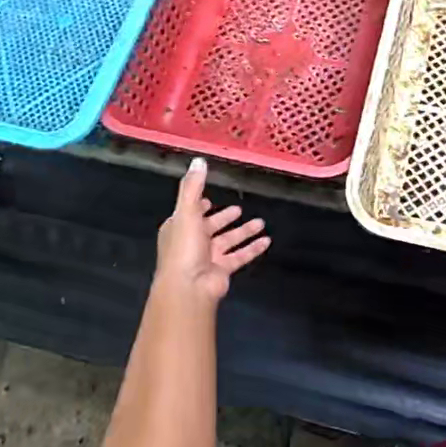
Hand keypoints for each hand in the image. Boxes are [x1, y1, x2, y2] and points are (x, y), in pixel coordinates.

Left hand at [154, 158, 269, 302]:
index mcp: (180, 226)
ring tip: (260, 222)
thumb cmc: (184, 247)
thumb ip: (193, 185)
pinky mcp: (222, 269)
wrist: (189, 286)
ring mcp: (208, 257)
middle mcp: (193, 241)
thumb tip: (198, 160)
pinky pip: (240, 256)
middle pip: (212, 226)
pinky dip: (253, 248)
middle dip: (225, 218)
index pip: (191, 211)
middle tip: (239, 209)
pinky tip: (266, 241)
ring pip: (229, 240)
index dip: (199, 204)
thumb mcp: (186, 211)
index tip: (209, 198)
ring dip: (244, 232)